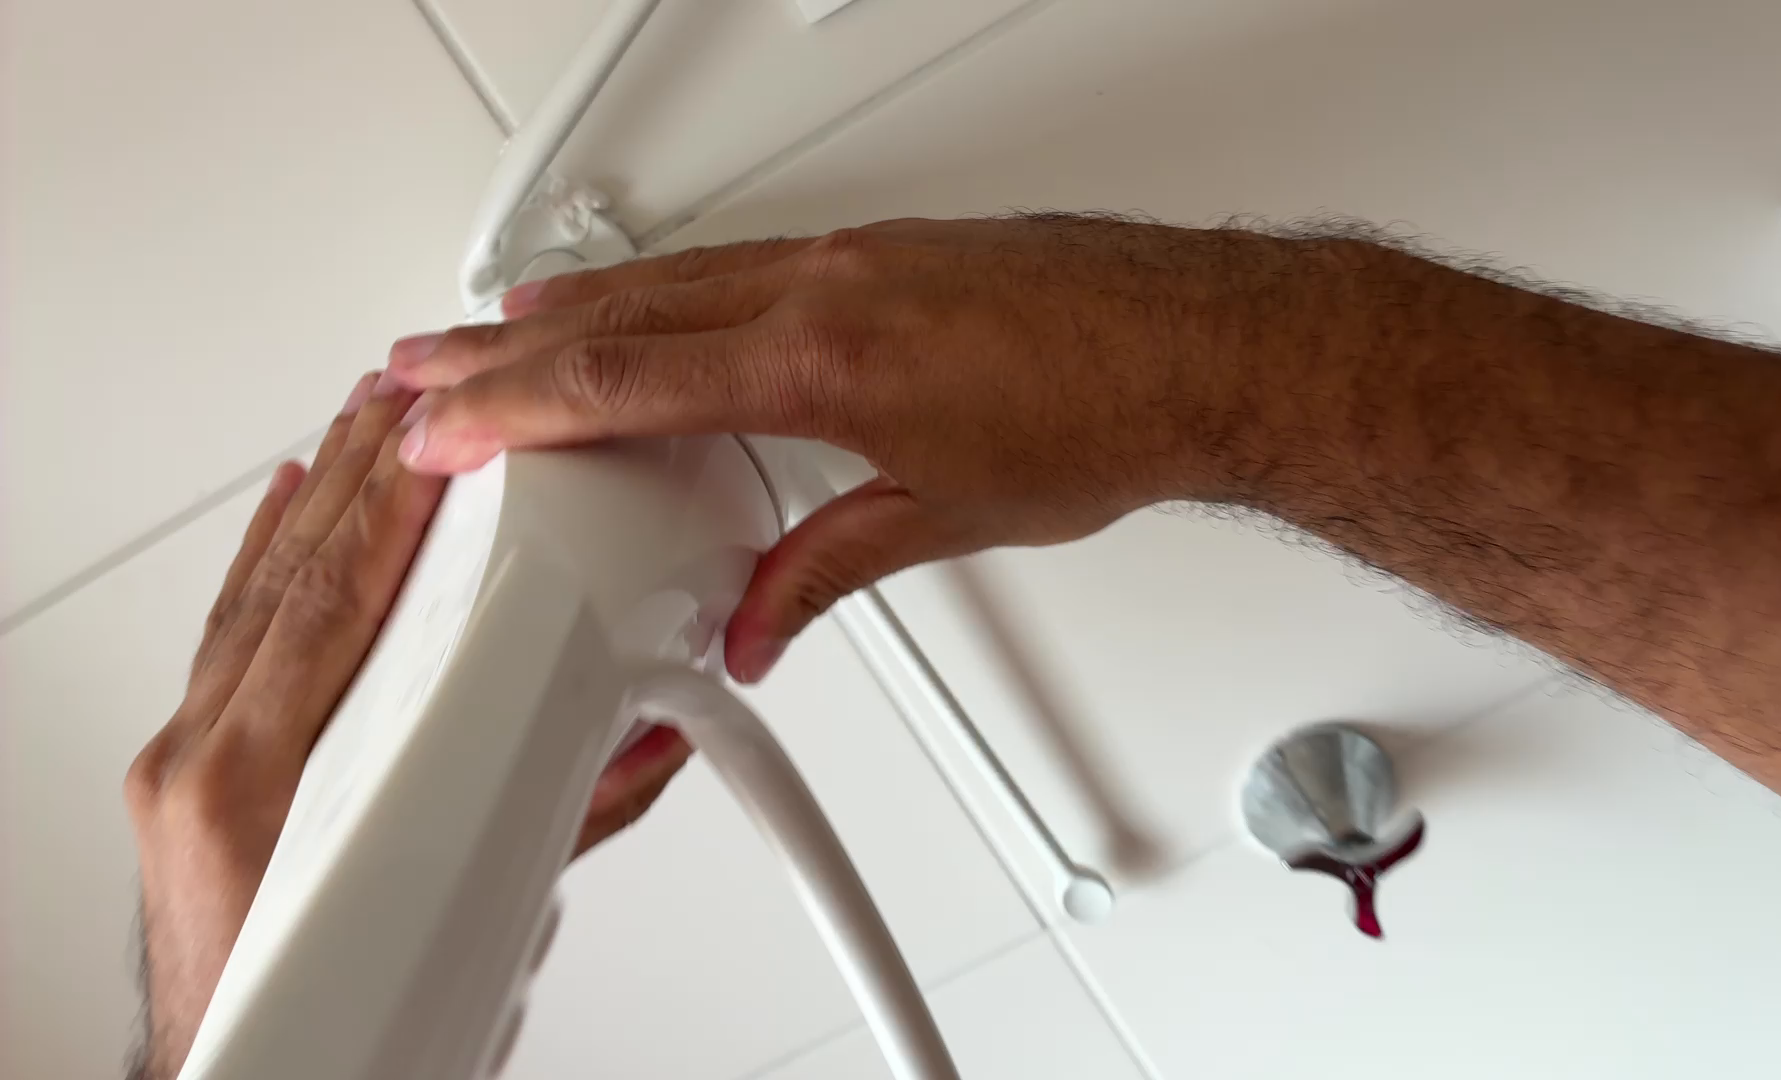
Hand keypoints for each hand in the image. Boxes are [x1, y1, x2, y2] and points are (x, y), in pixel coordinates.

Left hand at [124, 374, 688, 1076]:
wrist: (271, 1065)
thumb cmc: (355, 998)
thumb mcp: (502, 894)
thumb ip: (589, 802)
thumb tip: (660, 733)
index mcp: (269, 783)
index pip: (338, 603)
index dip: (395, 511)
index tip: (447, 445)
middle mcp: (213, 753)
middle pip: (295, 570)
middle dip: (369, 467)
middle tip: (418, 394)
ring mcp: (192, 748)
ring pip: (261, 584)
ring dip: (326, 487)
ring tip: (370, 417)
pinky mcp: (196, 753)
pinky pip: (235, 620)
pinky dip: (269, 542)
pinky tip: (296, 491)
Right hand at [386, 216, 1292, 680]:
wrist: (1190, 356)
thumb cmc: (1097, 421)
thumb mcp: (943, 520)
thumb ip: (828, 569)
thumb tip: (758, 621)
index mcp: (823, 365)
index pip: (625, 385)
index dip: (515, 406)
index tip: (448, 418)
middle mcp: (828, 289)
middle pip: (627, 313)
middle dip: (514, 343)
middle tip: (440, 359)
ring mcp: (859, 258)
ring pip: (684, 277)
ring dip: (593, 309)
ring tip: (524, 336)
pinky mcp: (893, 251)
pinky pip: (756, 264)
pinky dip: (688, 290)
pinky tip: (674, 313)